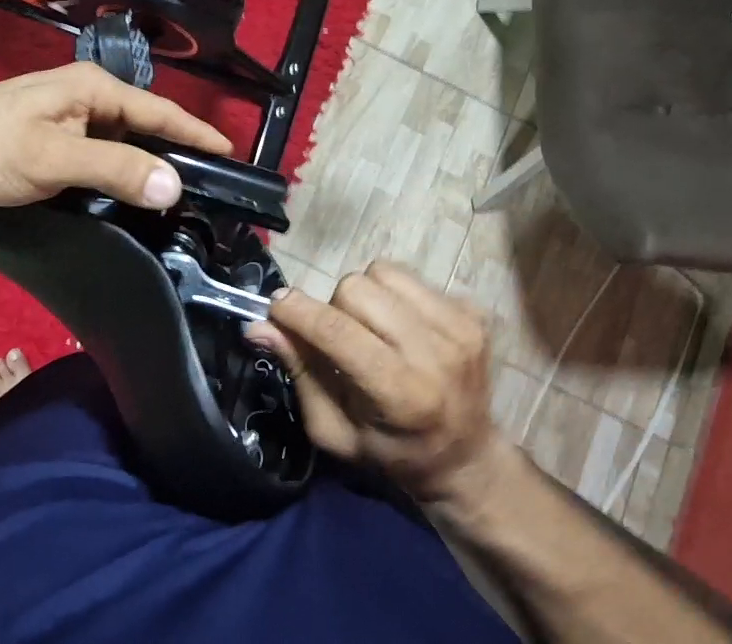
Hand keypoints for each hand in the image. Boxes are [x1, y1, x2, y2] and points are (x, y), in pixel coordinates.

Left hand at [0, 63, 231, 209]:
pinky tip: (129, 192)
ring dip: (146, 164)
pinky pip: (101, 151)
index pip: (160, 110)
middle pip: (144, 125)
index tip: (231, 156)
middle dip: (176, 152)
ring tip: (177, 195)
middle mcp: (87, 95)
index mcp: (93, 88)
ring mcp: (68, 114)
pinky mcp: (54, 135)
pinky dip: (120, 170)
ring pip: (123, 140)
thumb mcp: (54, 159)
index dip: (197, 134)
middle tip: (208, 186)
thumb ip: (114, 169)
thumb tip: (174, 185)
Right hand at [243, 261, 516, 503]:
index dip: (298, 312)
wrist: (467, 458)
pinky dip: (393, 296)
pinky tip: (400, 328)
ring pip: (382, 273)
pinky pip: (411, 277)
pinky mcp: (474, 312)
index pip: (337, 332)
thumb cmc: (391, 451)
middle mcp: (436, 353)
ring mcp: (461, 328)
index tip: (275, 307)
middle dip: (334, 307)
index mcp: (401, 394)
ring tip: (371, 329)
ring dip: (364, 296)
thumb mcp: (333, 430)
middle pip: (357, 288)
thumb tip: (258, 326)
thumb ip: (299, 372)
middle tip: (339, 338)